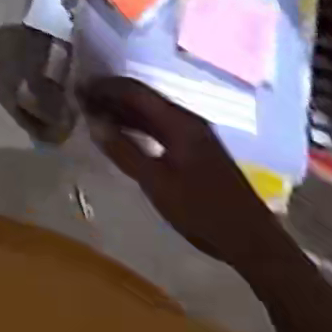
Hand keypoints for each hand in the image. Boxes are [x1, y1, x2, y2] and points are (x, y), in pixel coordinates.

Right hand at [80, 76, 284, 269]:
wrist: (255, 245)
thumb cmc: (203, 211)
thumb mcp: (156, 182)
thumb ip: (123, 150)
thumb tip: (92, 122)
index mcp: (180, 122)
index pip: (135, 91)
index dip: (104, 86)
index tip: (77, 87)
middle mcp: (188, 121)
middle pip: (143, 97)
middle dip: (111, 95)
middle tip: (80, 100)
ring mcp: (195, 136)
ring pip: (151, 112)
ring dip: (122, 110)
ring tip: (94, 114)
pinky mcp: (197, 151)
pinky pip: (159, 126)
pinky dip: (136, 124)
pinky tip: (121, 133)